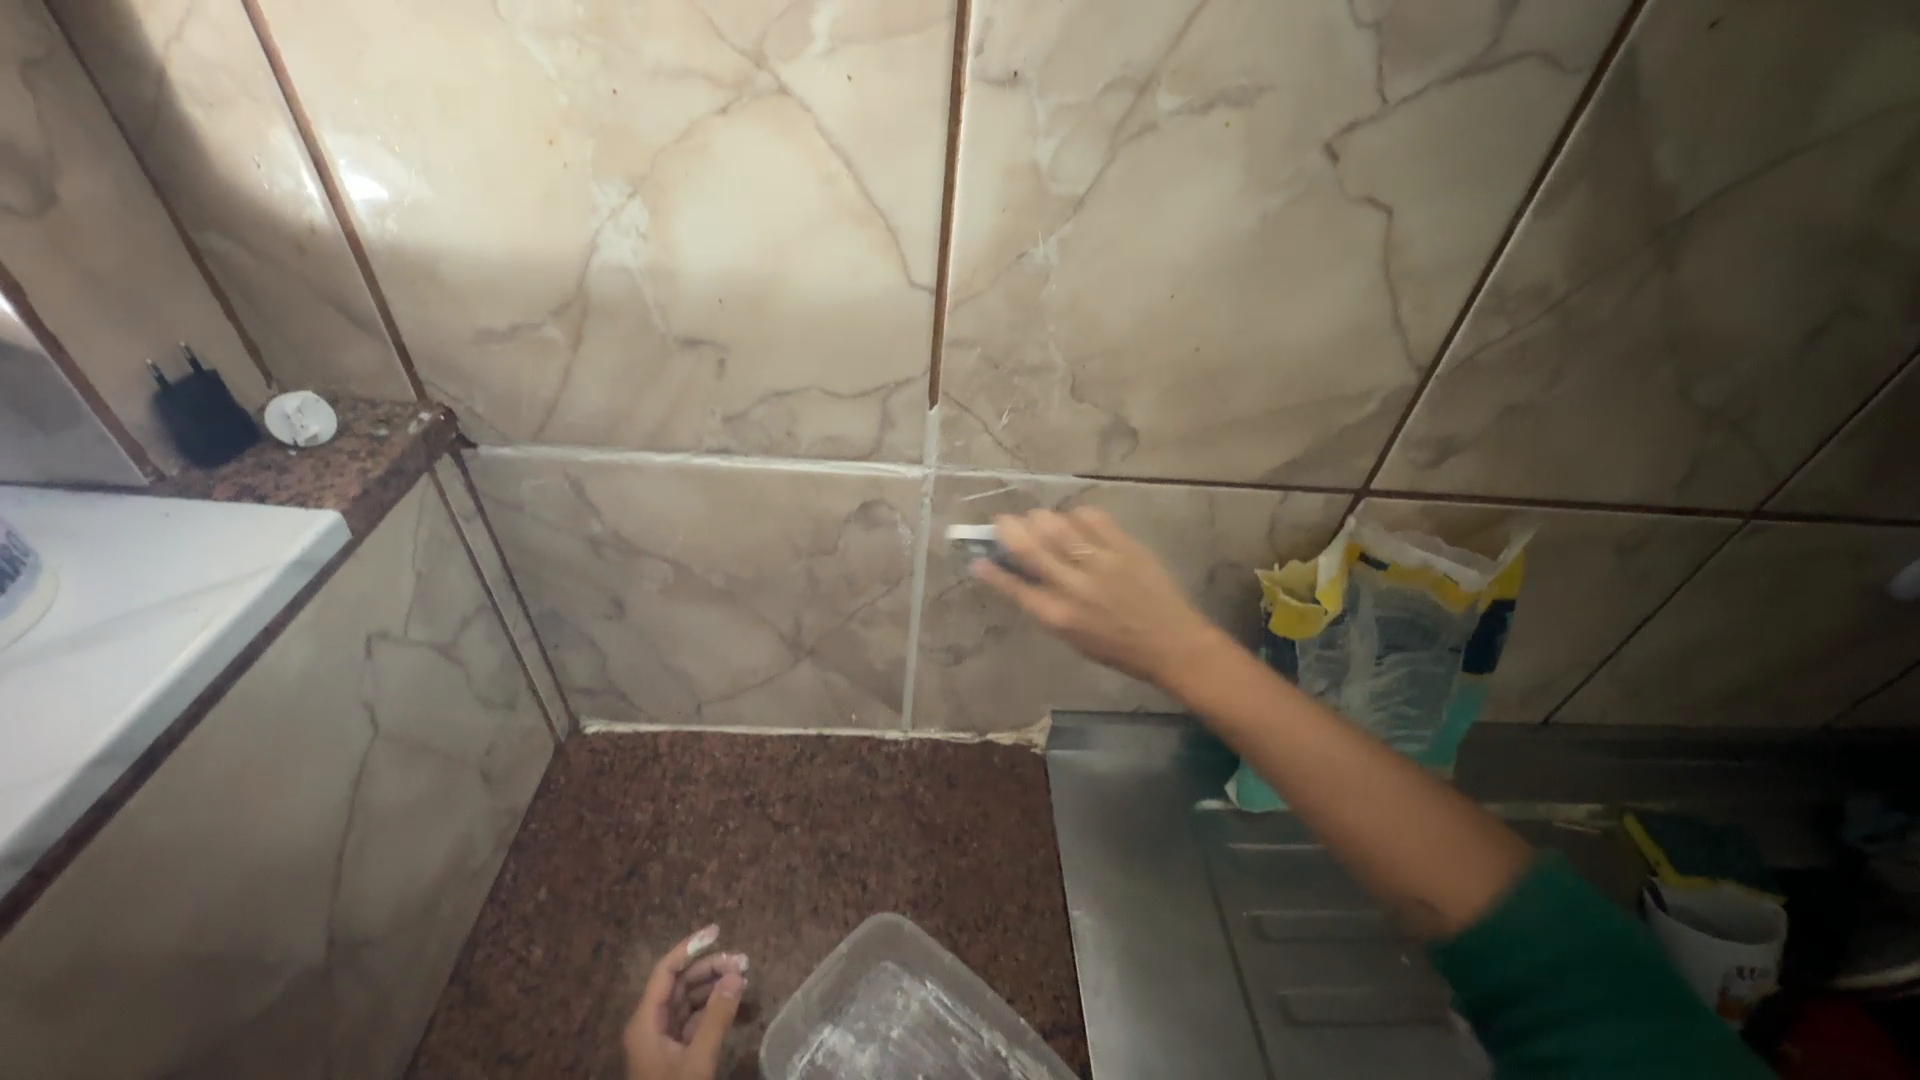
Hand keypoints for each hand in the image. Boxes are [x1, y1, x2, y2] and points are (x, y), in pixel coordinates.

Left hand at [624, 925, 747, 1079]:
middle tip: (743, 961)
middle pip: (679, 983)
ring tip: (744, 978)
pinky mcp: (675, 1054)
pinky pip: (694, 1019)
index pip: (665, 972)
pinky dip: (713, 1008)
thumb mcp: (697, 1060)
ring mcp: (662, 1040)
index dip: (689, 948)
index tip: (717, 932)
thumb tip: (735, 975)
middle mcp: (650, 1025)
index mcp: (645, 1022)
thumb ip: (717, 1016)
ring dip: (714, 986)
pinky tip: (734, 1002)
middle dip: (710, 967)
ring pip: (688, 1000)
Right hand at [973, 507, 1228, 686]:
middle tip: (1002, 521)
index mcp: (1059, 616)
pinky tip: (1073, 519)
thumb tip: (1021, 579)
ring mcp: (1101, 564)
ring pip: (1057, 527)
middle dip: (1009, 531)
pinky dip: (1075, 515)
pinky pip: (1092, 519)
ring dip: (1039, 518)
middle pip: (1031, 549)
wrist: (1171, 643)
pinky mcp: (1125, 548)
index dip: (992, 571)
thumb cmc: (1118, 648)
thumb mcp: (1073, 637)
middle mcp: (1075, 588)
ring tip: (1036, 518)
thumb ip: (1046, 606)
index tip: (977, 558)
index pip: (1015, 588)